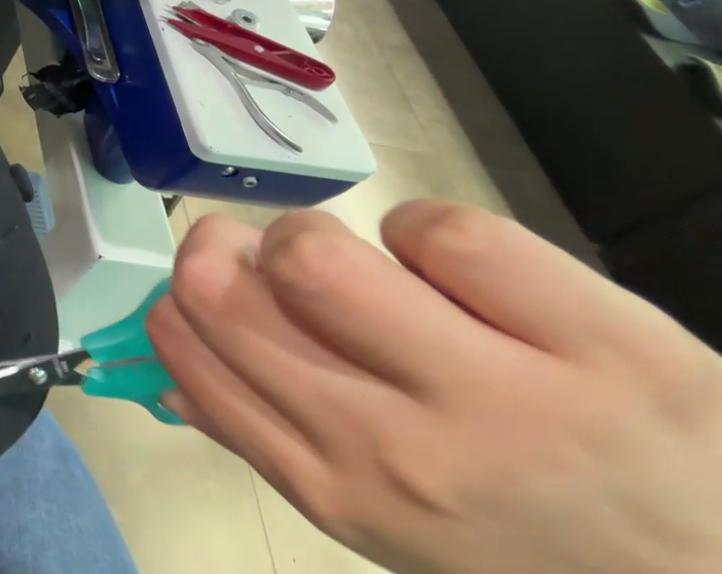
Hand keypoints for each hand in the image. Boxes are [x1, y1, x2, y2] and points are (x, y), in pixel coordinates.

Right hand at [149, 201, 721, 573]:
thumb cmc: (526, 543)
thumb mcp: (381, 520)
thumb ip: (269, 441)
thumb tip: (171, 370)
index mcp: (332, 484)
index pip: (188, 342)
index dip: (180, 288)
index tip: (216, 279)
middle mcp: (393, 447)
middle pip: (226, 290)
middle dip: (226, 244)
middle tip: (267, 251)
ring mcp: (501, 398)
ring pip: (316, 254)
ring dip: (317, 234)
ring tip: (363, 263)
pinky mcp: (604, 342)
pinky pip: (443, 232)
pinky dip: (429, 232)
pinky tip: (459, 271)